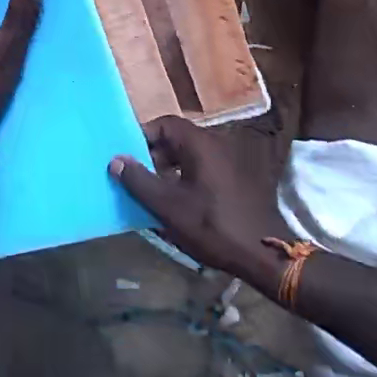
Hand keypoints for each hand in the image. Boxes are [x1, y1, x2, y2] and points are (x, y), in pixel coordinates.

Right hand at [108, 116, 293, 282]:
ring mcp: (226, 162)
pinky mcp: (232, 180)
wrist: (260, 252)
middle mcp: (215, 144)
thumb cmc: (211, 225)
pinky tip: (174, 205)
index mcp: (199, 144)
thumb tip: (116, 159)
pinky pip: (200, 169)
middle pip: (176, 139)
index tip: (125, 157)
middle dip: (152, 155)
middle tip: (133, 178)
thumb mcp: (168, 206)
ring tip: (150, 194)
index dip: (142, 136)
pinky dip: (182, 179)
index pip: (165, 124)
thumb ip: (139, 180)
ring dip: (166, 170)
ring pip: (187, 156)